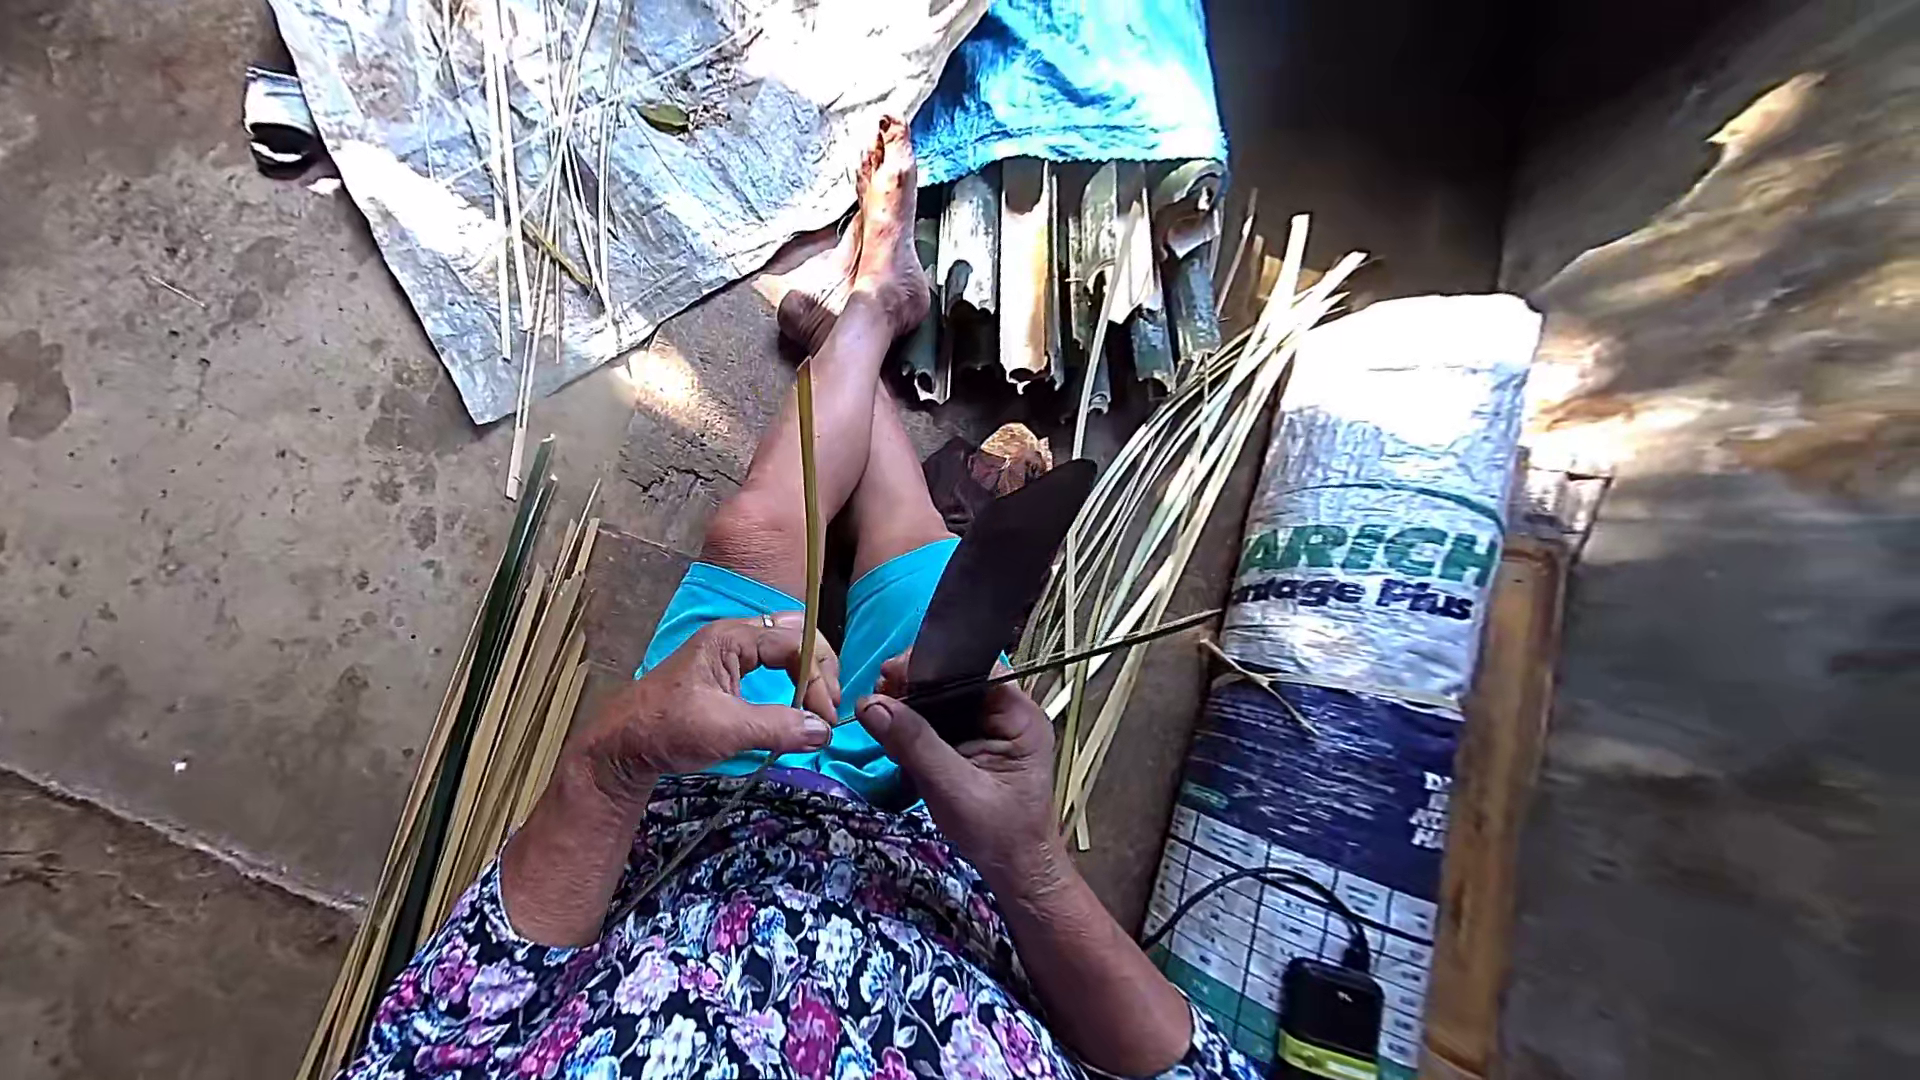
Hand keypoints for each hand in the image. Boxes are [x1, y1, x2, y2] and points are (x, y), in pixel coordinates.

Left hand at [565, 613, 840, 810]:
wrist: (620, 747)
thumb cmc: (667, 731)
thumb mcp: (725, 730)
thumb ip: (778, 727)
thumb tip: (825, 732)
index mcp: (732, 637)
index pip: (795, 644)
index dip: (817, 678)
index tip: (825, 717)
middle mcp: (737, 635)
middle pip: (799, 634)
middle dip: (821, 667)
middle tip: (828, 707)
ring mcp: (735, 650)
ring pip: (791, 644)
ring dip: (812, 670)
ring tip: (820, 704)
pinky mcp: (733, 669)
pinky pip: (778, 660)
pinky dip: (797, 676)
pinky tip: (802, 699)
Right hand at [858, 655, 1065, 894]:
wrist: (1018, 874)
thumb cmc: (997, 835)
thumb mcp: (952, 789)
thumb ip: (914, 744)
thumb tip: (870, 704)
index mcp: (1018, 714)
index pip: (974, 667)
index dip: (930, 664)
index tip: (890, 673)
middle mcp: (1009, 710)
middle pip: (957, 677)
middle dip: (915, 681)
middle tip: (878, 692)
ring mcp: (994, 724)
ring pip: (947, 696)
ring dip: (913, 700)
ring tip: (880, 705)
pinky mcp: (979, 739)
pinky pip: (945, 717)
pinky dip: (918, 720)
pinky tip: (895, 724)